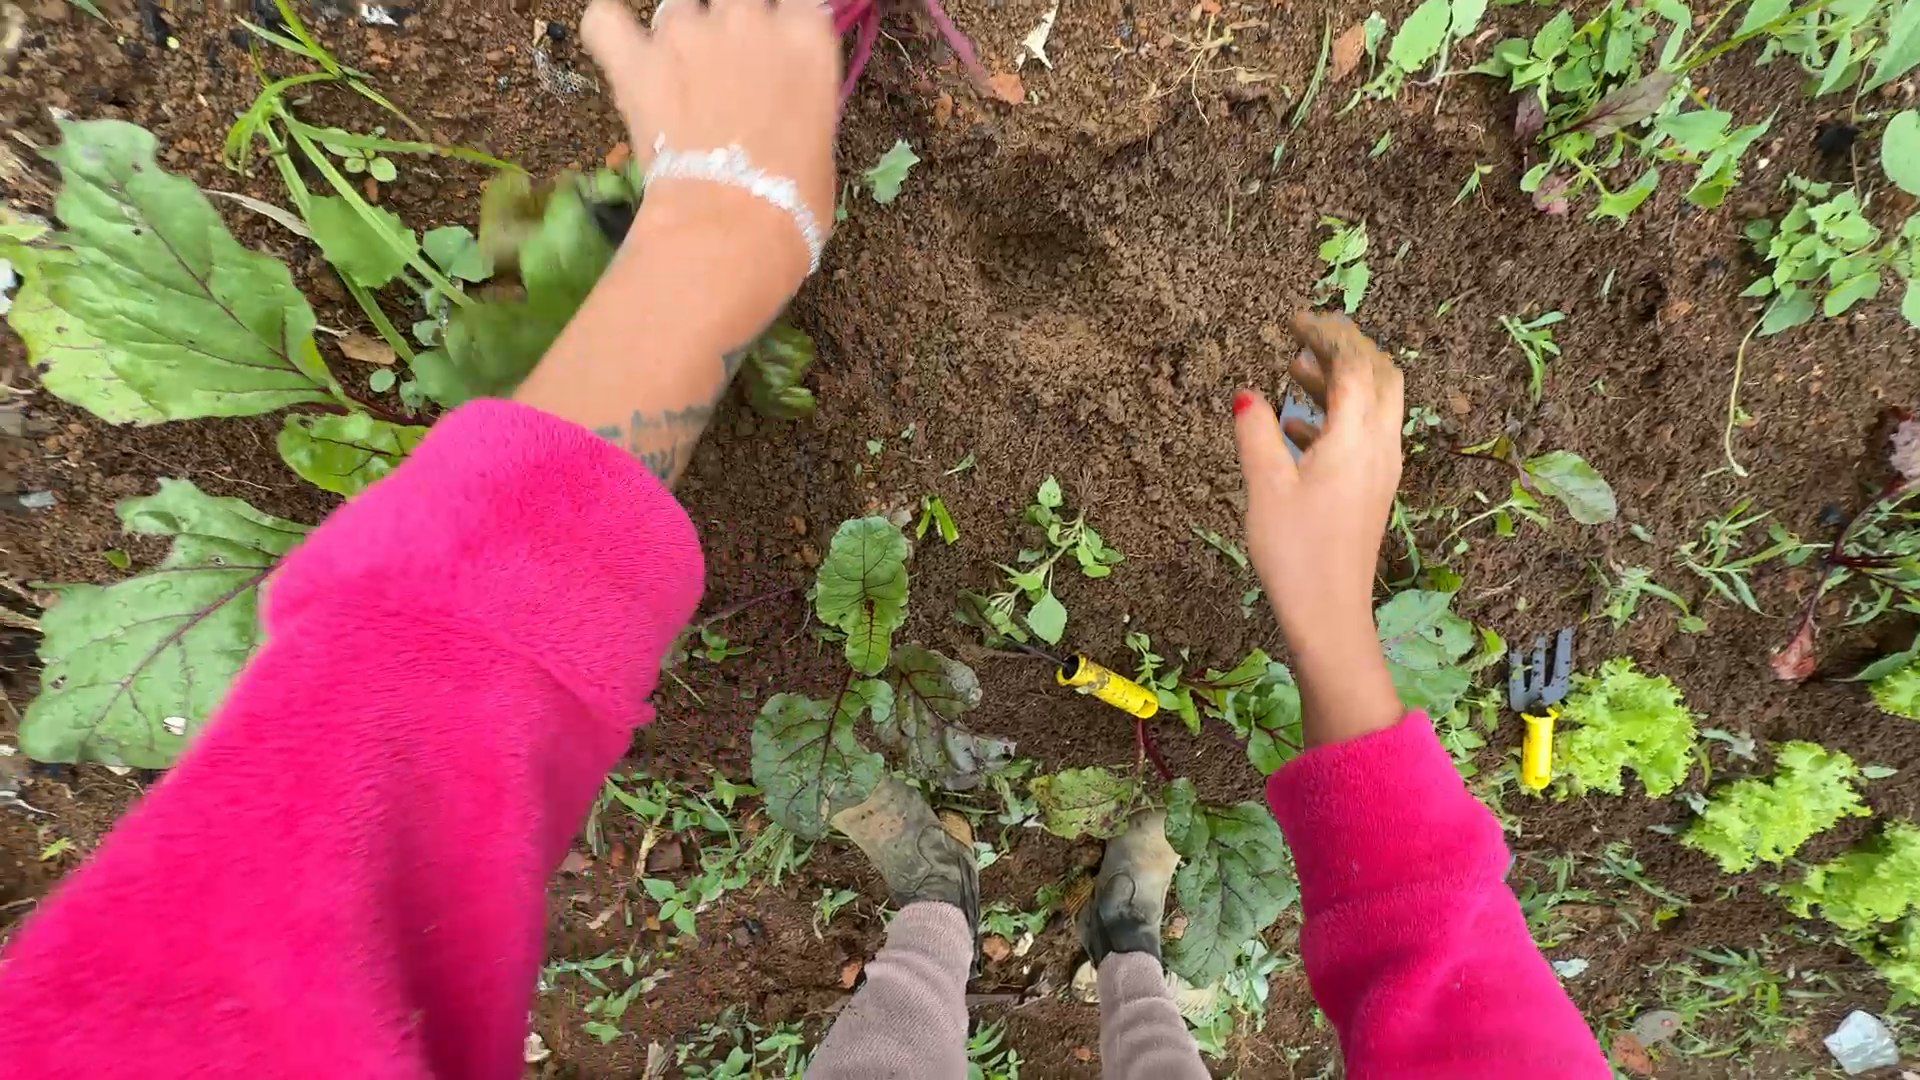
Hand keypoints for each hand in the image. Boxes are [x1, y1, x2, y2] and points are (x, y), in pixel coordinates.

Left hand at [581, 0, 838, 314]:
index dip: (787, 28)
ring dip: (683, 38)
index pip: (798, 4)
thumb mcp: (820, 154)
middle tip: (735, 78)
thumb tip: (782, 108)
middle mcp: (749, 18)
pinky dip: (613, 35)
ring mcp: (688, 31)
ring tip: (684, 85)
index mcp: (806, 40)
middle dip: (736, 27)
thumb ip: (801, 107)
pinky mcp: (637, 60)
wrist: (733, 231)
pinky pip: (607, 21)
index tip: (783, 57)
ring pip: (678, 7)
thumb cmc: (795, 209)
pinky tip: (627, 59)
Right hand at [1233, 311, 1405, 744]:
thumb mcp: (1265, 486)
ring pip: (1373, 404)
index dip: (1328, 334)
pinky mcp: (1370, 488)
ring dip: (1340, 379)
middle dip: (1345, 347)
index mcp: (1357, 438)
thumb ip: (1255, 432)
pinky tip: (1296, 425)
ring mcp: (1380, 468)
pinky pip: (1362, 432)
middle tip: (1304, 335)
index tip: (1294, 318)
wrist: (1328, 611)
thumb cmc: (1294, 549)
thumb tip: (1246, 393)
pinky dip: (1334, 414)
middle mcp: (1381, 445)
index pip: (1355, 365)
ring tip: (1295, 369)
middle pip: (1379, 375)